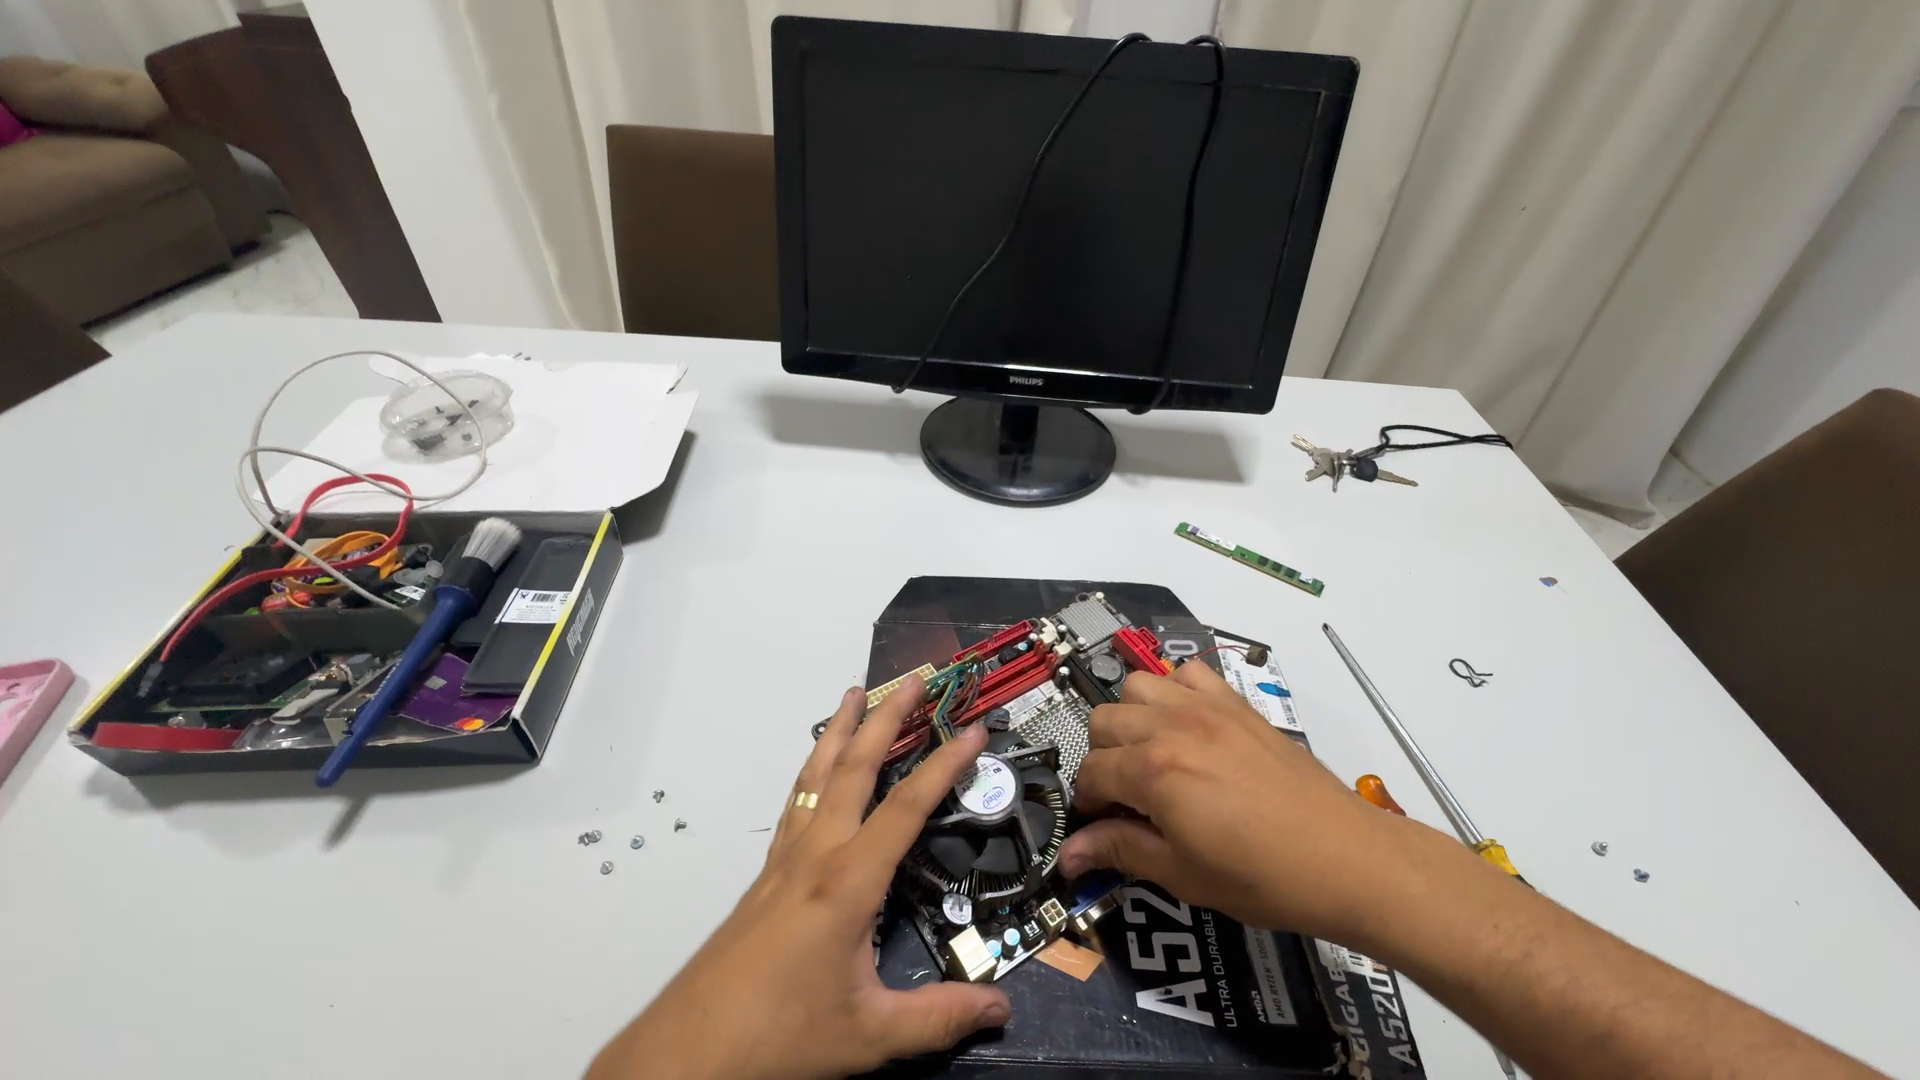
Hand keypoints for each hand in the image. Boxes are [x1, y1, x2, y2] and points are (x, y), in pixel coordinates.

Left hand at [588, 679, 1008, 1079]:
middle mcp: (817, 853)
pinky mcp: (768, 873)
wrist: (689, 1051)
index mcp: (849, 880)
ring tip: (855, 693)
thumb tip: (1003, 1006)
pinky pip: (797, 801)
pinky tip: (818, 766)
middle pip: (855, 766)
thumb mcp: (870, 1033)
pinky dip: (813, 767)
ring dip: (840, 729)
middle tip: (912, 678)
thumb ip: (939, 1016)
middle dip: (886, 717)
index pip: (908, 806)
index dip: (945, 764)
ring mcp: (786, 858)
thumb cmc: (781, 1035)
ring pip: (818, 775)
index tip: (974, 730)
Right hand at [1058, 659, 1433, 945]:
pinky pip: (1187, 673)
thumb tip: (1069, 855)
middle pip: (1103, 721)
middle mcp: (1172, 726)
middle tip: (1128, 795)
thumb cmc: (1262, 877)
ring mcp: (1206, 707)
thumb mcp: (1182, 875)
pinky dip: (1175, 692)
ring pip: (1136, 687)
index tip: (1102, 825)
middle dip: (1103, 758)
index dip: (1088, 802)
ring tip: (1152, 755)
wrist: (1346, 858)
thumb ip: (1120, 850)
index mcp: (1154, 771)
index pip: (1091, 772)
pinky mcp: (1236, 703)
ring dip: (1132, 719)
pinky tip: (1186, 726)